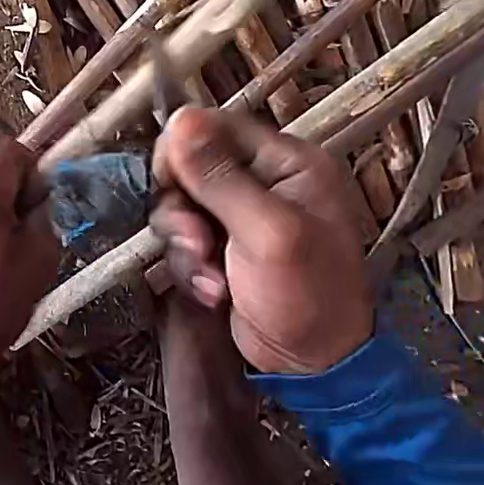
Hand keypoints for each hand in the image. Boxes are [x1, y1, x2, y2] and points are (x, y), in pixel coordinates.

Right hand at [151, 106, 371, 374]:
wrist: (311, 365)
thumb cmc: (307, 295)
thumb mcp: (266, 231)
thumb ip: (219, 176)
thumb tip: (179, 119)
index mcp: (285, 162)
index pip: (213, 127)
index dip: (183, 151)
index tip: (172, 183)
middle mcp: (259, 181)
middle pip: (186, 167)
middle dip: (181, 208)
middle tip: (196, 241)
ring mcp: (235, 215)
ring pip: (176, 204)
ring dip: (182, 242)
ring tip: (208, 274)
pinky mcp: (217, 245)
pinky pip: (179, 238)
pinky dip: (187, 265)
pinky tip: (212, 289)